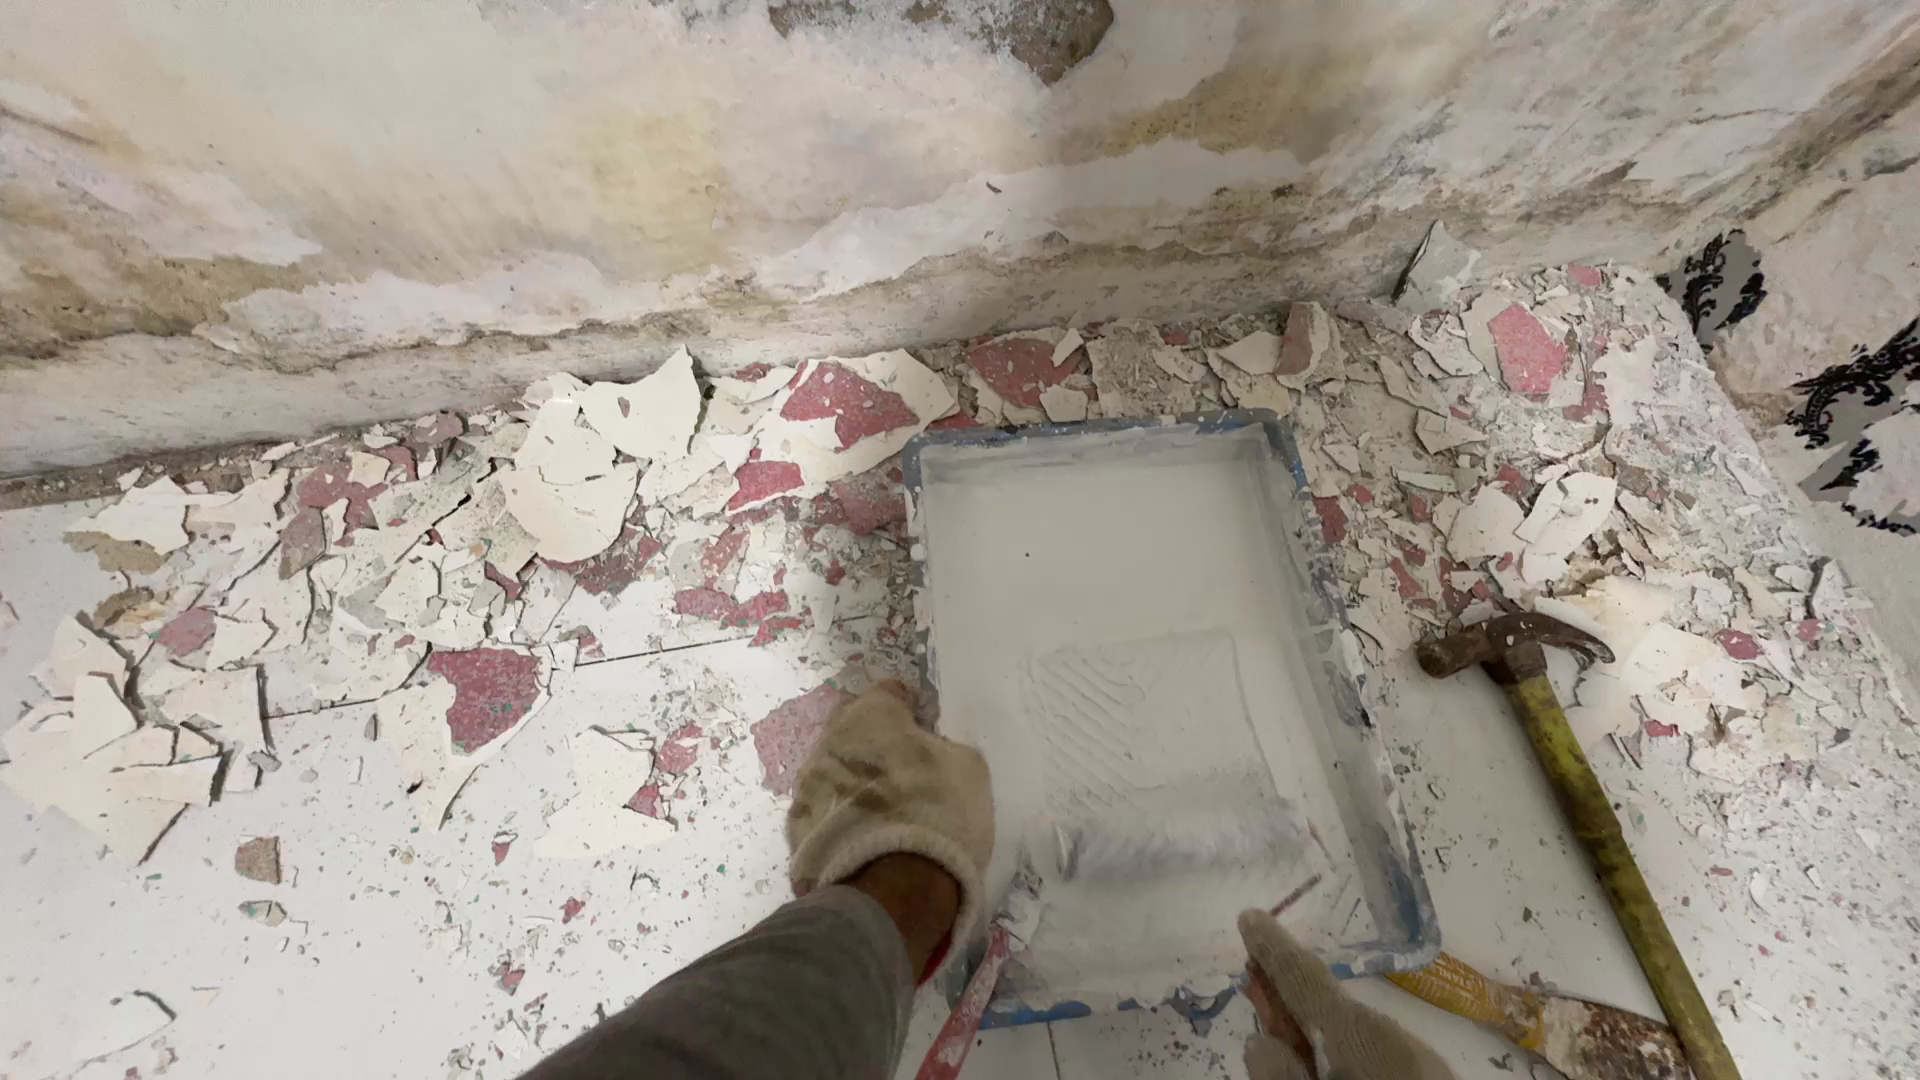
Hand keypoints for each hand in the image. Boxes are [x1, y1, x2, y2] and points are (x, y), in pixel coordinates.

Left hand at [786, 682, 993, 967]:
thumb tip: (930, 752)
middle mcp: (829, 739)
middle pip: (852, 728)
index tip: (923, 728)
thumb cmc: (937, 812)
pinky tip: (862, 837)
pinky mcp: (795, 829)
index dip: (909, 708)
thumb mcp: (966, 767)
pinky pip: (823, 810)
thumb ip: (942, 747)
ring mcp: (806, 786)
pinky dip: (839, 817)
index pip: (889, 692)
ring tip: (881, 809)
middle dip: (873, 741)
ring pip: (832, 769)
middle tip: (902, 768)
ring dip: (853, 780)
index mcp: (871, 713)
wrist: (893, 890)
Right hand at [1239, 909, 1456, 1079]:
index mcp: (1360, 1035)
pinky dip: (1356, 1070)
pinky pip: (1386, 1068)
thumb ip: (1276, 1075)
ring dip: (1327, 1050)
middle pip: (1330, 1010)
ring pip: (1360, 1042)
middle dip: (1295, 1012)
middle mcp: (1398, 1039)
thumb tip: (1261, 1042)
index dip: (1271, 946)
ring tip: (1309, 1071)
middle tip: (1267, 1030)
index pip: (1302, 974)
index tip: (1249, 916)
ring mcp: (1429, 1068)